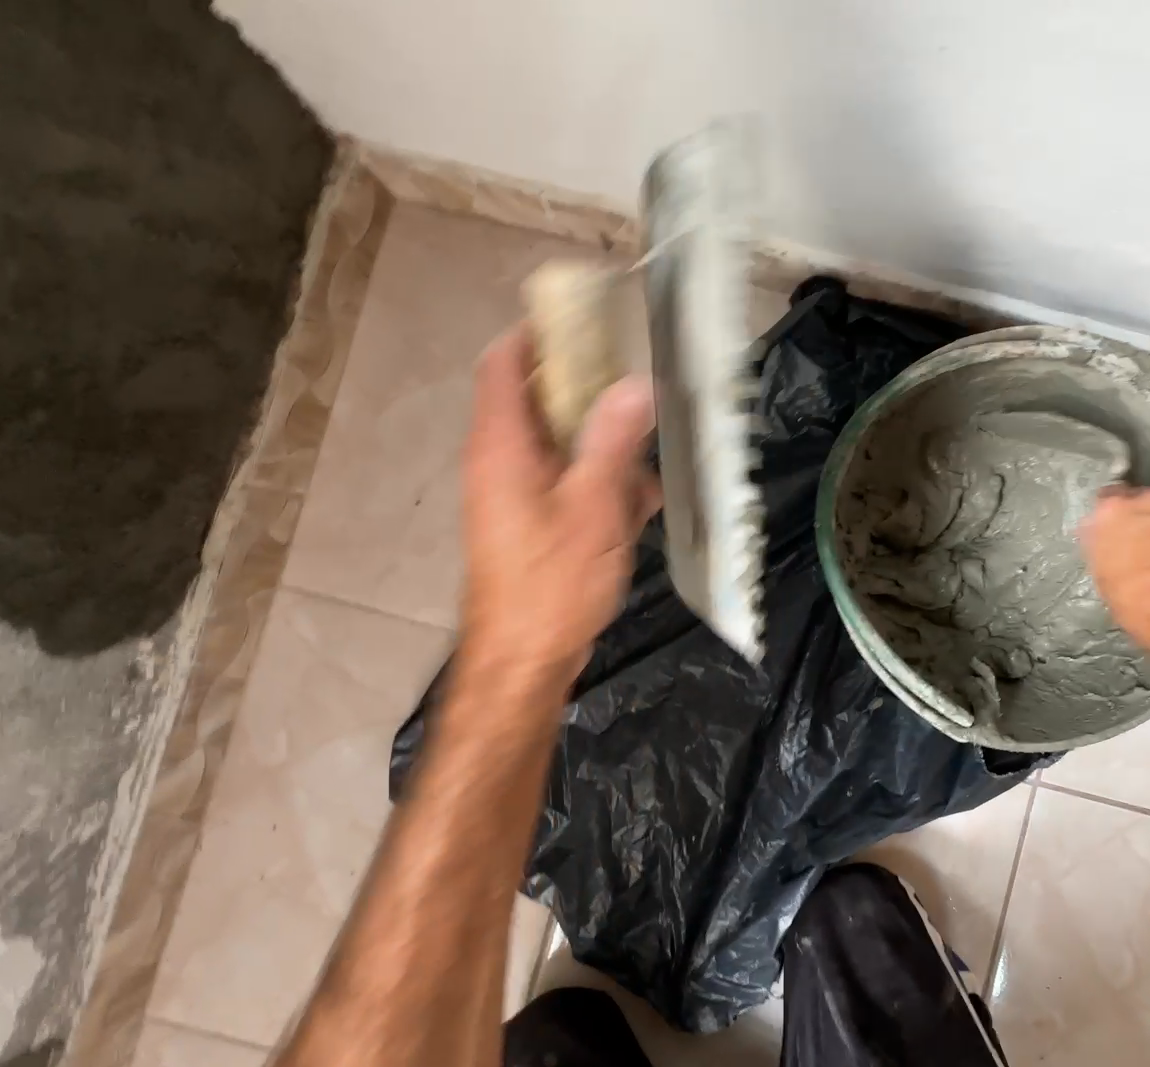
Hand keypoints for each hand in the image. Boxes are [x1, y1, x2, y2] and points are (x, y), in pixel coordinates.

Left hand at [459, 325, 659, 686]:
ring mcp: (515, 496)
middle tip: (640, 390)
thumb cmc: (553, 582)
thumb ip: (614, 440)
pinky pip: (567, 484)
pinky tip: (641, 505)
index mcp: (501, 445)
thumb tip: (636, 384)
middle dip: (592, 395)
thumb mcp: (594, 506)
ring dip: (605, 447)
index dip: (538, 333)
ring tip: (649, 461)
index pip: (504, 363)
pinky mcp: (532, 525)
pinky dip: (601, 485)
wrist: (524, 661)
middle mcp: (500, 462)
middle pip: (539, 400)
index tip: (588, 323)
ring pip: (561, 445)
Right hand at [1078, 487, 1149, 670]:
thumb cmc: (1144, 609)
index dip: (1114, 518)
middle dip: (1149, 520)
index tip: (1118, 533)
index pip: (1107, 501)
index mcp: (1112, 515)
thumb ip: (1107, 550)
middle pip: (1146, 502)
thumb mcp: (1107, 581)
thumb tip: (1112, 542)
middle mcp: (1149, 501)